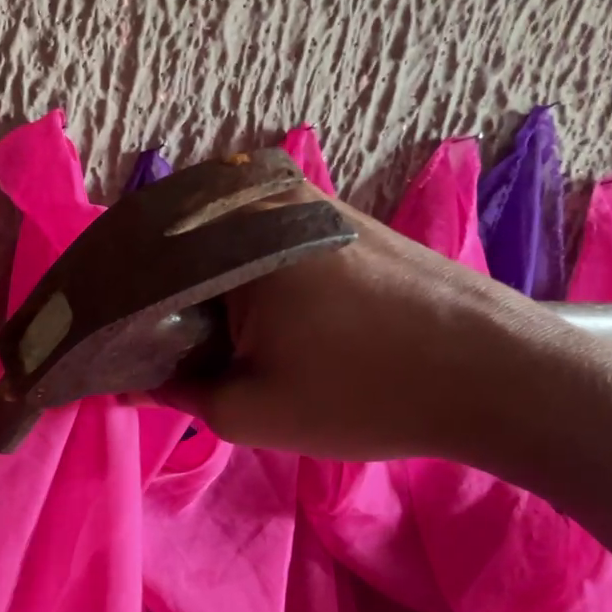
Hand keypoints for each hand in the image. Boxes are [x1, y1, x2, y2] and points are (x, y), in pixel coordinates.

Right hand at [157, 184, 575, 461]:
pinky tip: (242, 315)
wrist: (505, 378)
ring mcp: (311, 202)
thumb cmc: (366, 395)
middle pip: (177, 241)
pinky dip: (237, 271)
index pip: (140, 263)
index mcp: (238, 238)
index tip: (106, 346)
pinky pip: (260, 235)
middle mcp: (270, 200)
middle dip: (153, 290)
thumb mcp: (247, 412)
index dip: (116, 307)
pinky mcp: (342, 218)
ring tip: (188, 333)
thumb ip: (174, 392)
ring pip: (218, 236)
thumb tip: (130, 381)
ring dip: (197, 280)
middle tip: (144, 343)